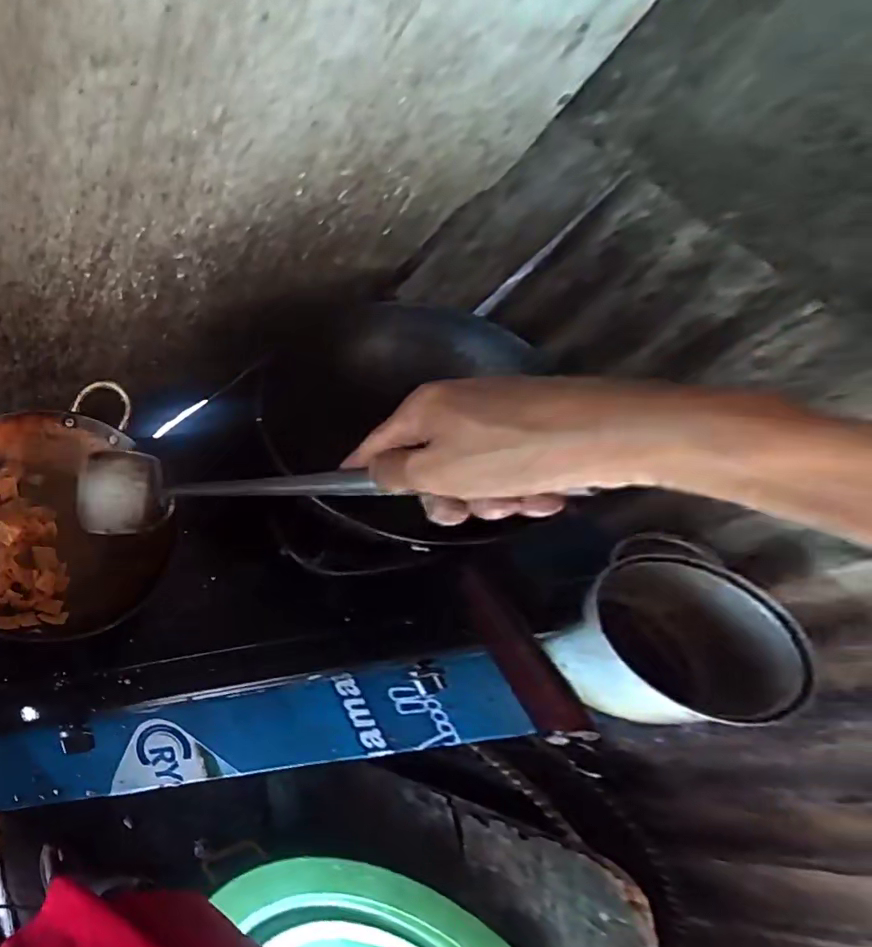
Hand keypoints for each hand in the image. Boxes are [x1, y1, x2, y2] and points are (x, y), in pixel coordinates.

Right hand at [341, 376, 756, 525]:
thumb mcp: (436, 473)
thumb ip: (392, 474)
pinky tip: (547, 495)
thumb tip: (380, 469)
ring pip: (472, 468)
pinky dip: (522, 483)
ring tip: (520, 504)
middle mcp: (459, 402)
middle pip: (427, 462)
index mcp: (425, 407)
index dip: (362, 470)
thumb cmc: (517, 454)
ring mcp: (503, 411)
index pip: (375, 444)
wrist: (632, 432)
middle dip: (445, 495)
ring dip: (488, 496)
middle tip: (465, 514)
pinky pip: (511, 462)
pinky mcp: (543, 422)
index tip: (345, 487)